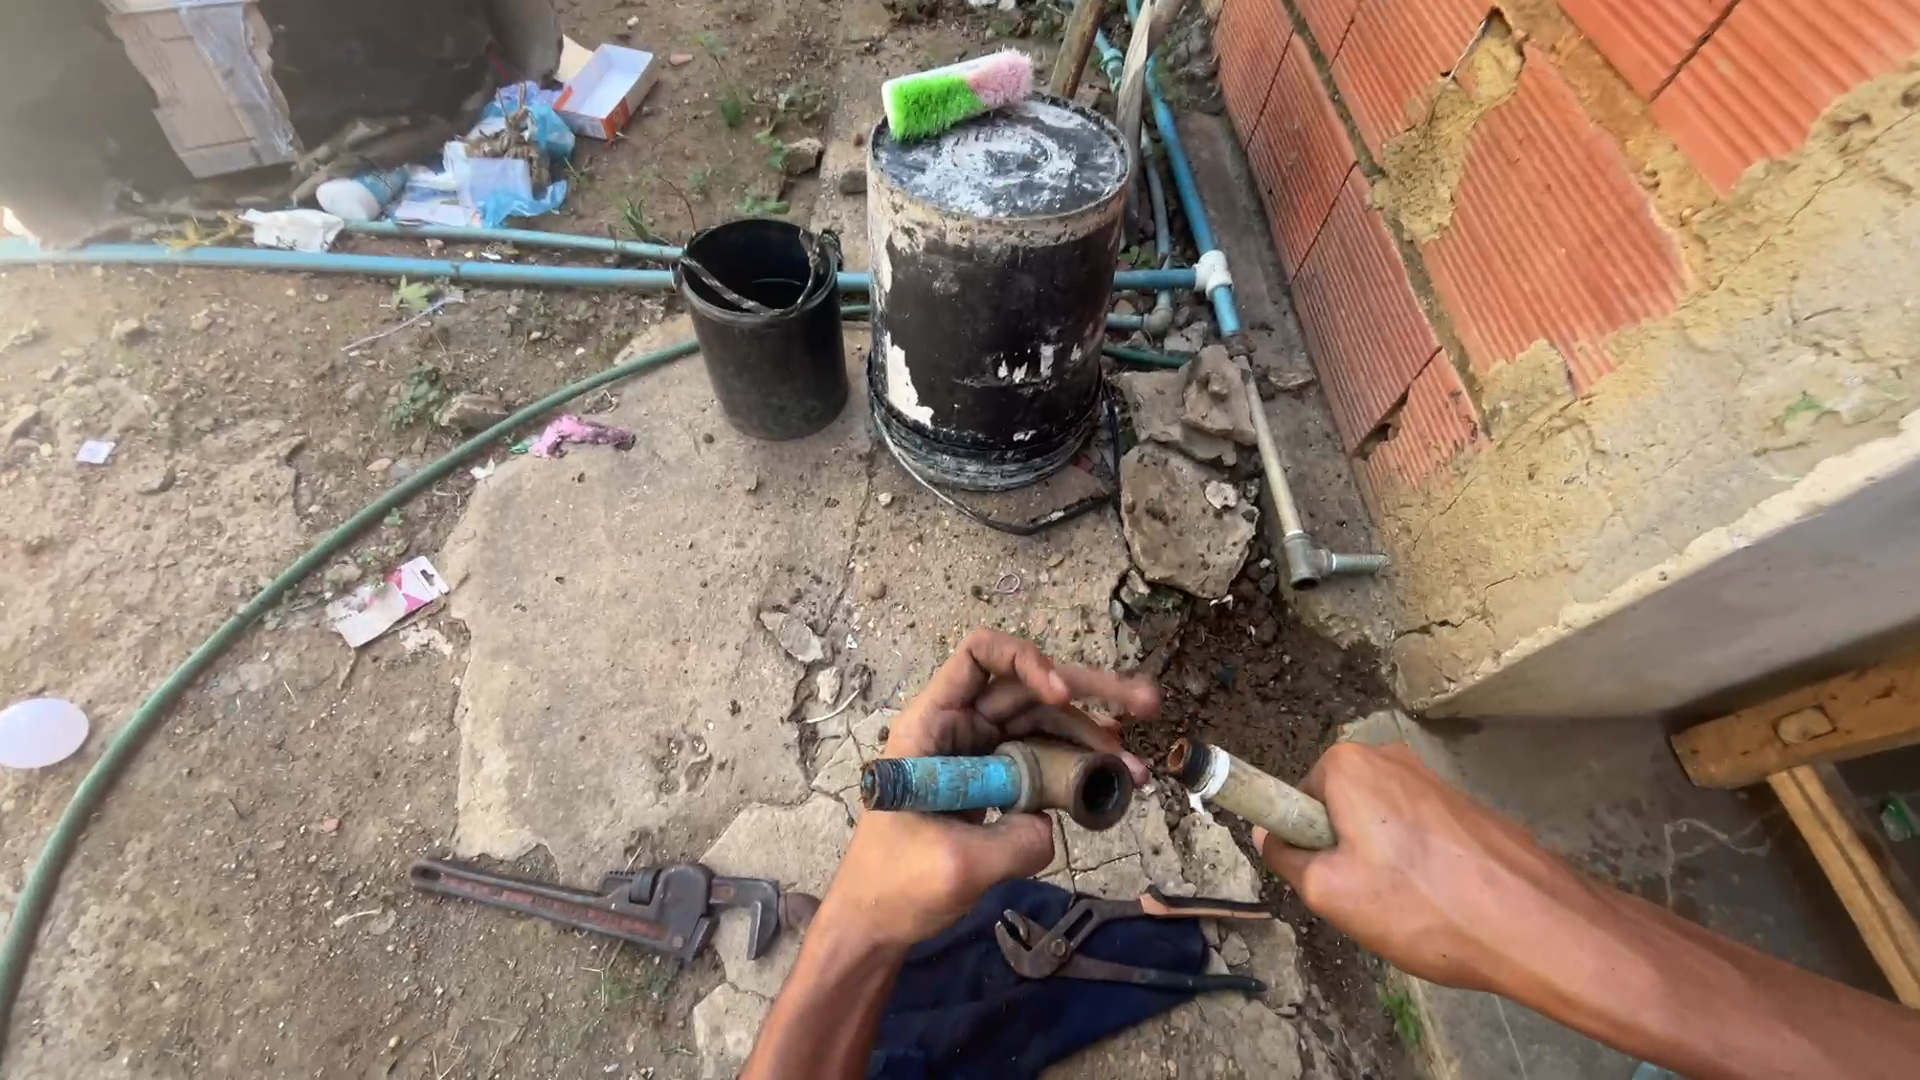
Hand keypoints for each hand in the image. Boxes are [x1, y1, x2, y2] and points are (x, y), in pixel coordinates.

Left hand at [818, 629, 1160, 949]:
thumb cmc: (893, 884)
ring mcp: (983, 751)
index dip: (1024, 661)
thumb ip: (1014, 842)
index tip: (1062, 696)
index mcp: (933, 722)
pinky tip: (1117, 783)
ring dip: (1094, 739)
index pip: (978, 656)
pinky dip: (1082, 769)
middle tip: (1145, 701)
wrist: (878, 920)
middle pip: (1028, 686)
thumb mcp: (954, 866)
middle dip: (1088, 690)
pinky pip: (1047, 760)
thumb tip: (1052, 823)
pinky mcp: (1001, 780)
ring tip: (1137, 771)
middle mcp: (961, 725)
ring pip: (1046, 723)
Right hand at [1253, 742, 1595, 992]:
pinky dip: (1418, 861)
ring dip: (1380, 857)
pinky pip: (1414, 830)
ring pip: (1376, 821)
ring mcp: (1430, 777)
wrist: (1542, 928)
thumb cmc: (1421, 904)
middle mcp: (1385, 756)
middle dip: (1342, 849)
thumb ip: (1283, 858)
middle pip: (1335, 806)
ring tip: (1409, 902)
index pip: (1292, 798)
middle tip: (1365, 895)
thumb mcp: (1328, 892)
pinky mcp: (1463, 803)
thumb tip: (1267, 835)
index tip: (1327, 876)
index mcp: (1345, 764)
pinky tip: (1441, 898)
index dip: (1303, 842)